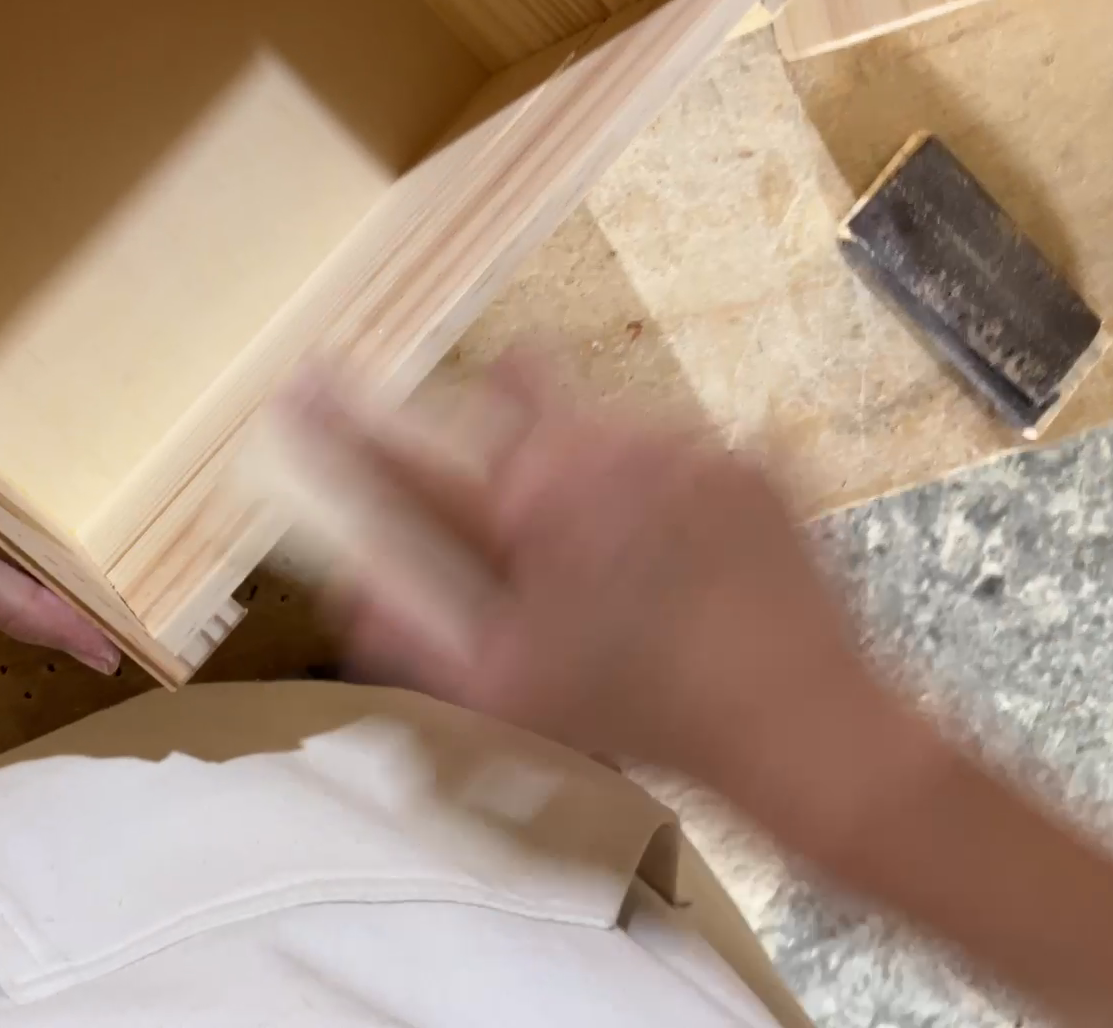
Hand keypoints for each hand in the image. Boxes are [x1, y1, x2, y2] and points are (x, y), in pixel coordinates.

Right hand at [320, 358, 884, 785]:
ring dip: (588, 466)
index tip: (303, 382)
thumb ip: (410, 636)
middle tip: (529, 499)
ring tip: (622, 553)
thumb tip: (347, 589)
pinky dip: (660, 484)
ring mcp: (686, 440)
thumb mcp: (503, 692)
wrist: (810, 729)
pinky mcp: (751, 457)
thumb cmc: (637, 711)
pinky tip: (684, 554)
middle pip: (518, 383)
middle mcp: (601, 443)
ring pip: (600, 419)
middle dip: (508, 423)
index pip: (408, 444)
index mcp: (529, 499)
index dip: (343, 413)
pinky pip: (677, 444)